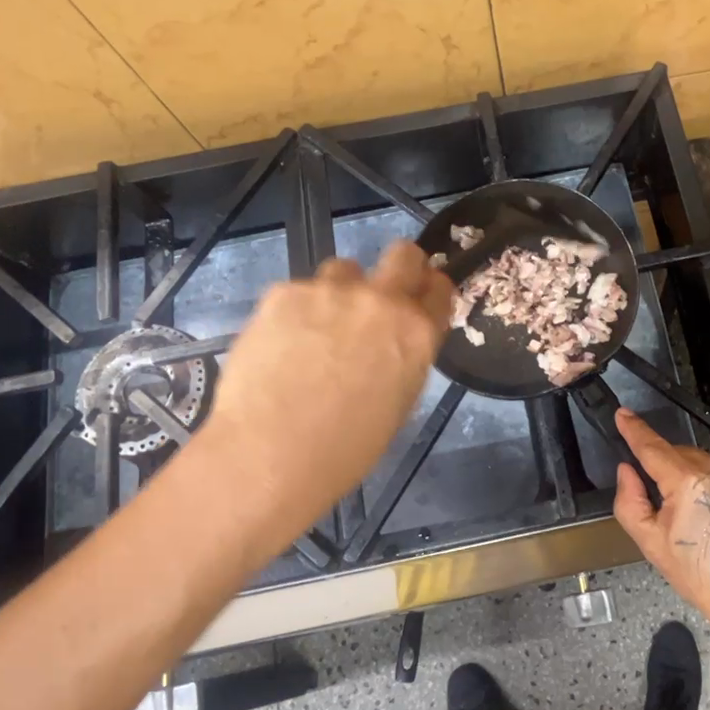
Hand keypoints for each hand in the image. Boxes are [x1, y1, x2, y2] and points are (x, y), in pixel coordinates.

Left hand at [199, 240, 453, 528]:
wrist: (270, 454)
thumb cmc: (344, 449)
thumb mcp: (399, 402)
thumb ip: (405, 356)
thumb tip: (394, 341)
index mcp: (418, 334)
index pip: (438, 287)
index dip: (427, 291)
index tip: (416, 300)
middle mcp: (382, 301)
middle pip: (403, 254)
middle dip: (398, 268)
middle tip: (376, 298)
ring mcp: (331, 292)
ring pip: (344, 270)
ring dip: (339, 293)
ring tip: (315, 332)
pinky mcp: (284, 292)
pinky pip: (298, 291)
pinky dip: (294, 312)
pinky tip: (280, 347)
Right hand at [611, 410, 709, 631]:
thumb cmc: (699, 574)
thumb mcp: (652, 544)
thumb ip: (630, 502)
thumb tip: (627, 469)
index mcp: (688, 483)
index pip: (653, 447)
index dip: (634, 429)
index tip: (622, 414)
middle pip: (680, 455)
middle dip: (666, 469)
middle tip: (664, 505)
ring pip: (705, 464)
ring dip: (693, 478)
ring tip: (698, 519)